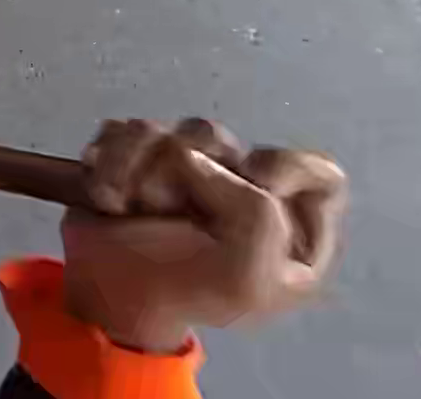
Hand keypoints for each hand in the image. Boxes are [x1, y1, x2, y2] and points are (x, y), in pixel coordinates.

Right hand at [60, 119, 346, 353]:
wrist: (103, 287)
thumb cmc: (178, 291)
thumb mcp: (243, 280)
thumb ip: (255, 218)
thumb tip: (193, 157)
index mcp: (285, 225)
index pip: (317, 171)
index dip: (282, 166)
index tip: (251, 183)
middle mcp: (237, 184)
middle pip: (212, 136)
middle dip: (171, 171)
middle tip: (156, 205)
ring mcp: (183, 163)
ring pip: (157, 129)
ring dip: (128, 166)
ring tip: (119, 204)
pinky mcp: (137, 151)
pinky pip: (121, 130)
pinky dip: (105, 160)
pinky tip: (103, 191)